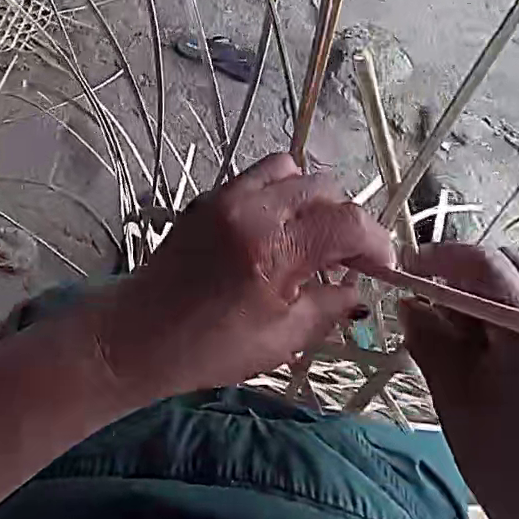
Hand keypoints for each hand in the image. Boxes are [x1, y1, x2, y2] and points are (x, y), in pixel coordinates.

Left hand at [89, 153, 381, 400]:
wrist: (137, 334)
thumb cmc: (208, 349)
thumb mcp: (280, 340)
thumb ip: (329, 306)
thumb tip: (359, 289)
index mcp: (273, 250)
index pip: (347, 222)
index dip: (376, 241)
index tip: (381, 265)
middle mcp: (253, 209)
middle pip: (325, 187)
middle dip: (346, 219)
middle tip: (344, 257)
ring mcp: (228, 195)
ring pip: (293, 169)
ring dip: (313, 197)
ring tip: (308, 236)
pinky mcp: (211, 195)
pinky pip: (260, 174)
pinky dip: (282, 191)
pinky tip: (276, 228)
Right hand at [402, 245, 518, 518]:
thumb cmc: (515, 478)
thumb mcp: (458, 402)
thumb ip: (431, 340)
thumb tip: (410, 303)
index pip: (486, 263)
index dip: (442, 256)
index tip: (411, 268)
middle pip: (515, 271)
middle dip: (468, 275)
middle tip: (431, 301)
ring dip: (493, 302)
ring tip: (460, 339)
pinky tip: (499, 366)